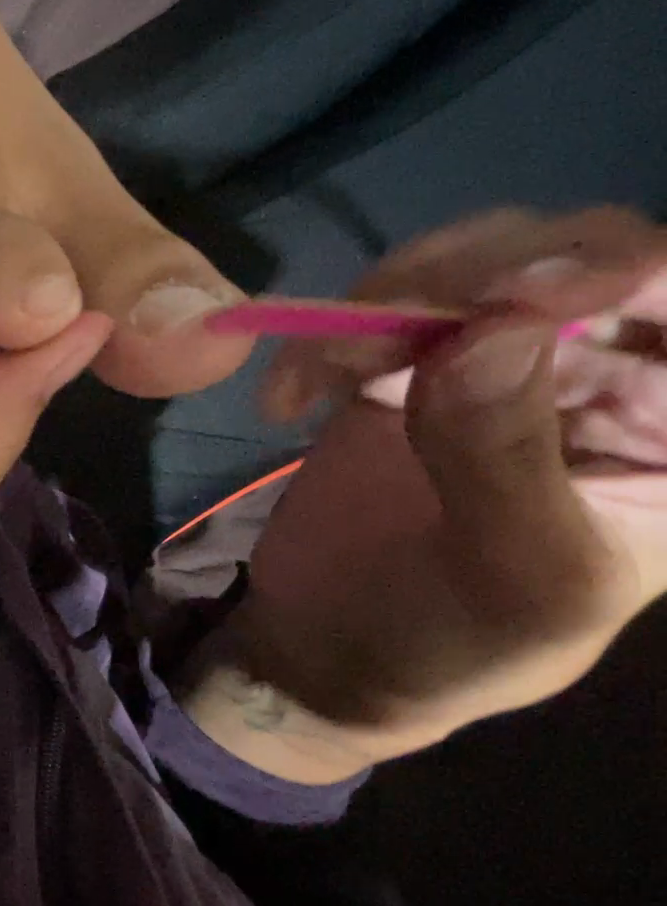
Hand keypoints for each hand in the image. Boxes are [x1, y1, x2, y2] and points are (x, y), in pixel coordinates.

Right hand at [188, 208, 666, 780]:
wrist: (330, 652)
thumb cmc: (459, 641)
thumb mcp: (517, 576)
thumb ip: (509, 460)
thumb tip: (488, 331)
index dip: (621, 270)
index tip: (514, 297)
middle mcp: (602, 374)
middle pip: (575, 253)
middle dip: (478, 274)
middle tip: (387, 327)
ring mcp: (489, 364)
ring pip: (467, 262)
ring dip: (386, 299)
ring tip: (326, 372)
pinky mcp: (392, 370)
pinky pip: (366, 313)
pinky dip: (315, 340)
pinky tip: (285, 402)